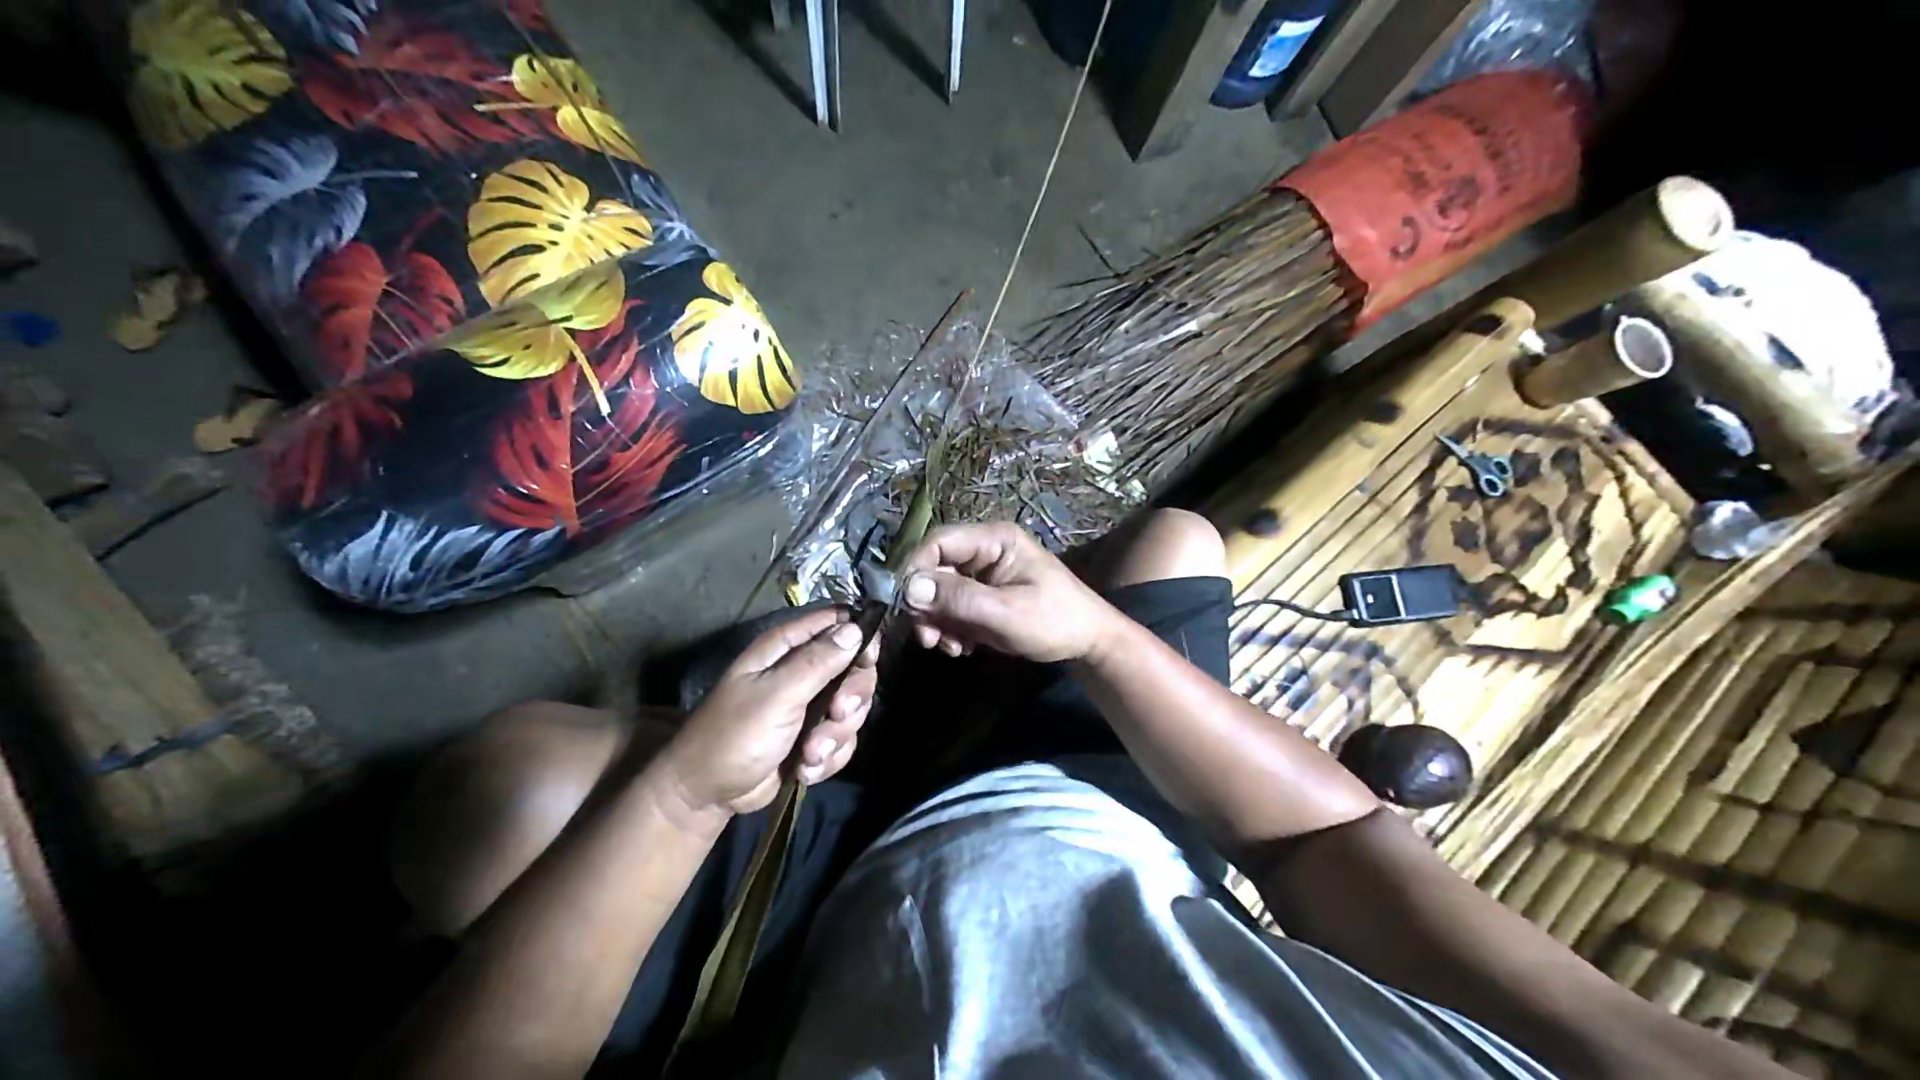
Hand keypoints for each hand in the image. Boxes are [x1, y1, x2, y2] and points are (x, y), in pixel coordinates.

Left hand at [656, 608, 877, 824]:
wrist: (707, 794)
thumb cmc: (734, 735)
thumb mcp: (777, 695)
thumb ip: (818, 661)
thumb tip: (855, 629)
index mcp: (787, 648)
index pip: (837, 623)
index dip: (859, 636)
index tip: (867, 660)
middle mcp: (802, 671)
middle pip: (855, 669)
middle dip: (850, 698)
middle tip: (836, 715)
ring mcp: (809, 706)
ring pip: (851, 709)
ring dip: (835, 736)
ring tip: (809, 754)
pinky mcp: (813, 738)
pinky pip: (842, 741)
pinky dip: (828, 758)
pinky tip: (805, 770)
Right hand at [902, 522, 1122, 663]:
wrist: (1087, 644)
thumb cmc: (1054, 621)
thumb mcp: (1006, 613)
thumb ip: (959, 599)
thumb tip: (909, 589)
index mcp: (995, 540)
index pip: (939, 542)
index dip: (915, 570)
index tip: (903, 605)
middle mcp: (984, 551)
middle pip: (934, 569)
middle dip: (927, 605)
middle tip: (928, 638)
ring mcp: (982, 575)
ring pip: (938, 592)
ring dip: (937, 622)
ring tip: (951, 647)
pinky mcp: (981, 596)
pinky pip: (950, 608)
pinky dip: (949, 628)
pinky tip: (962, 647)